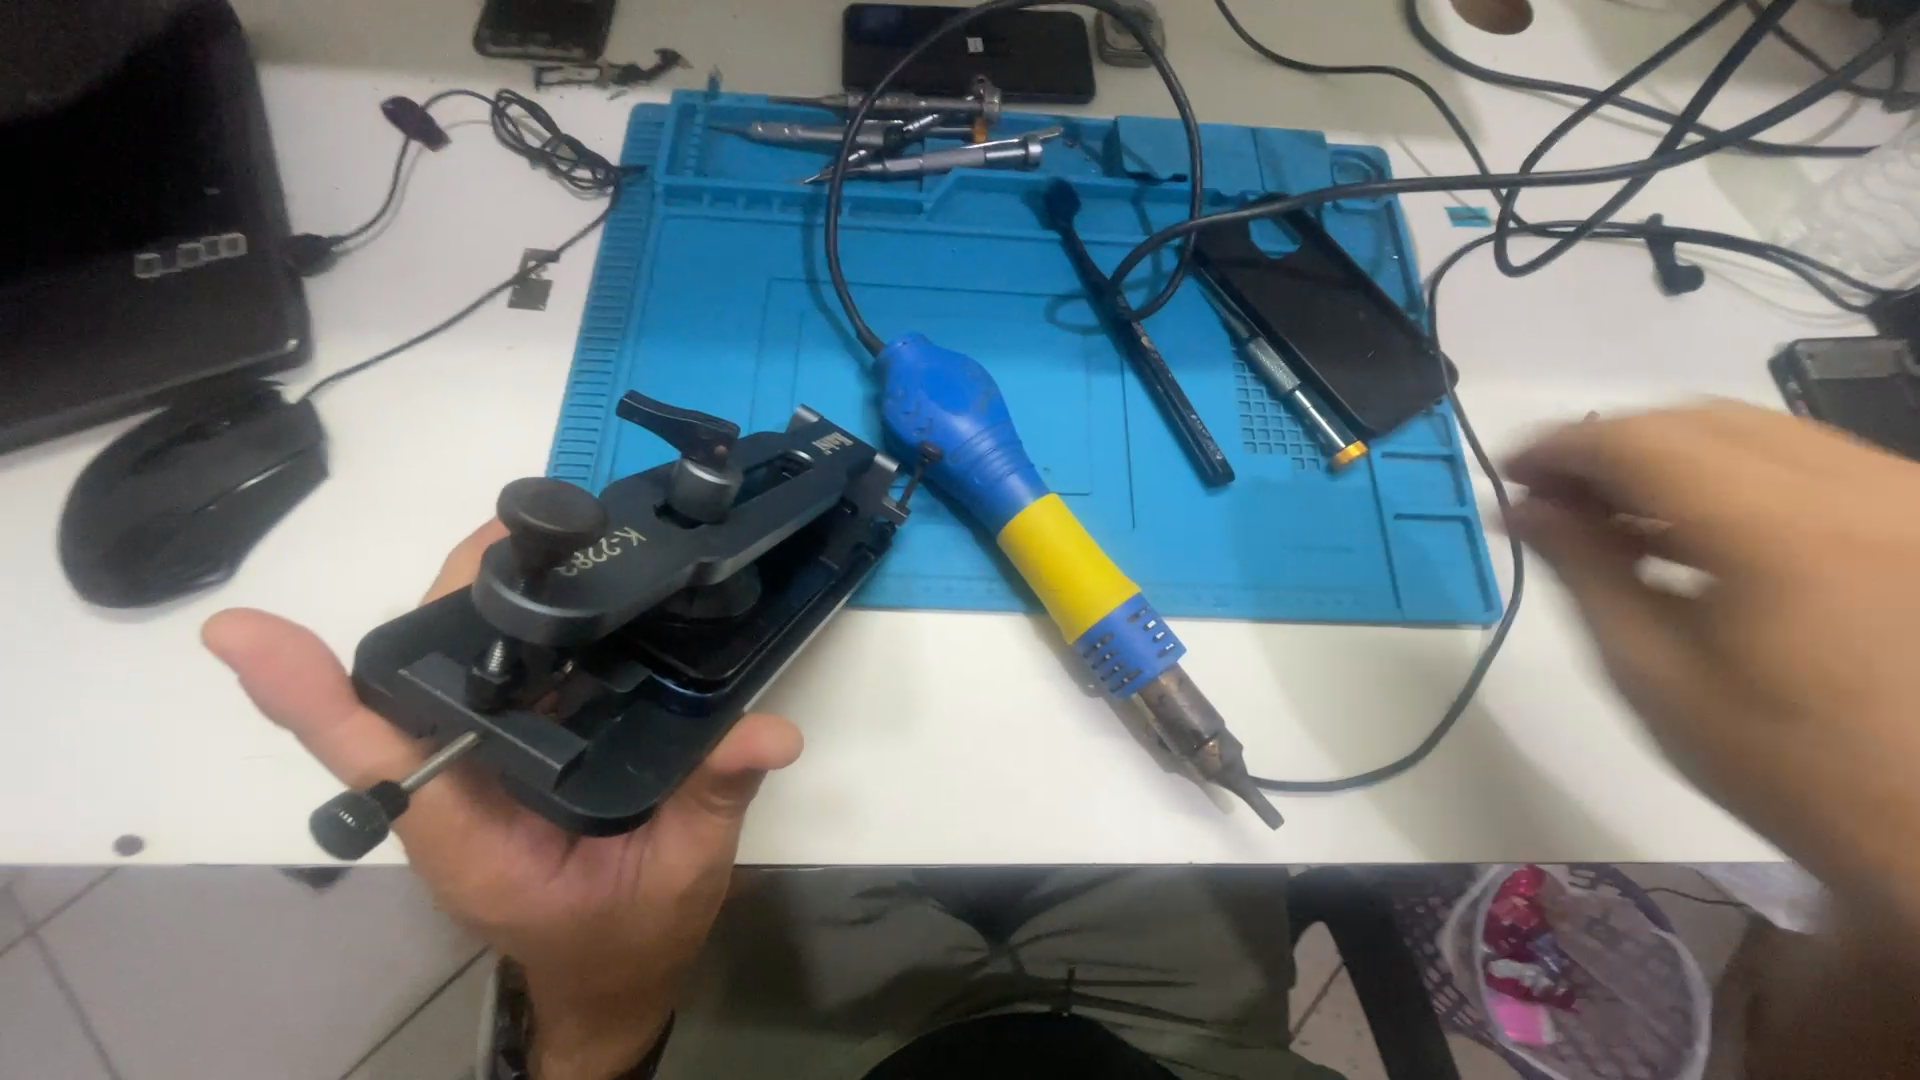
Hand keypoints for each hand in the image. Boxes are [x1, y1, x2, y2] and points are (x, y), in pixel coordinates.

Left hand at [203, 521, 802, 1079]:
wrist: (618, 974)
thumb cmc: (630, 939)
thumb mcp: (683, 871)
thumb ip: (715, 797)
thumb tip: (771, 732)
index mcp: (476, 836)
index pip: (380, 757)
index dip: (310, 695)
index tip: (251, 630)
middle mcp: (462, 795)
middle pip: (414, 690)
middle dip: (442, 607)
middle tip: (507, 533)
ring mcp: (486, 774)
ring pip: (455, 680)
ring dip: (479, 608)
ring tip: (540, 543)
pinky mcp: (518, 761)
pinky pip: (504, 688)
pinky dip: (523, 637)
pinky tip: (568, 597)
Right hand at [1505, 402, 1919, 938]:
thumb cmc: (1777, 764)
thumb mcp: (1649, 670)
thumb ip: (1582, 569)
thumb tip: (1521, 508)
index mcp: (1782, 534)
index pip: (1641, 442)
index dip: (1560, 448)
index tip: (1508, 478)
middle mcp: (1861, 491)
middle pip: (1697, 420)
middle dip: (1607, 446)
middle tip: (1547, 496)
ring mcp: (1907, 500)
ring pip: (1752, 431)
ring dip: (1663, 456)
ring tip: (1607, 511)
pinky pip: (1803, 460)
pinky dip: (1722, 474)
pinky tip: (1685, 527)